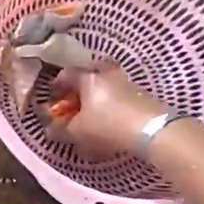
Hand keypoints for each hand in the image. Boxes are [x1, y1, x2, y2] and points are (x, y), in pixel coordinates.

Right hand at [49, 64, 169, 157]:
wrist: (155, 131)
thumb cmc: (107, 125)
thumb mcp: (76, 132)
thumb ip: (59, 129)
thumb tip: (49, 129)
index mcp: (88, 78)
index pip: (66, 74)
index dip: (56, 85)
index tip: (53, 98)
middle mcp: (107, 74)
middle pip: (92, 71)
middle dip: (82, 83)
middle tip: (76, 98)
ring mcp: (128, 83)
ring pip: (108, 82)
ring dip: (99, 93)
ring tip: (93, 111)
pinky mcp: (143, 95)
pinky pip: (120, 93)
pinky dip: (112, 101)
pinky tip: (110, 117)